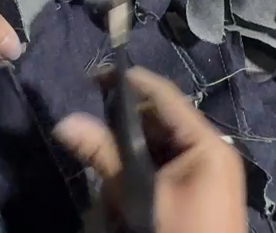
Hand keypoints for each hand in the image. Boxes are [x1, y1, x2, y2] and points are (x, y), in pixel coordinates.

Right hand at [53, 67, 246, 232]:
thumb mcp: (139, 195)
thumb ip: (104, 154)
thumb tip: (64, 123)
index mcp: (206, 143)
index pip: (162, 94)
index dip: (127, 81)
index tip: (91, 78)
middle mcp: (211, 148)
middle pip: (159, 118)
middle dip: (124, 124)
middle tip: (94, 133)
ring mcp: (209, 170)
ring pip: (159, 141)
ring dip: (131, 149)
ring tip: (110, 169)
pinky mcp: (201, 189)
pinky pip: (167, 162)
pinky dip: (143, 166)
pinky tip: (126, 186)